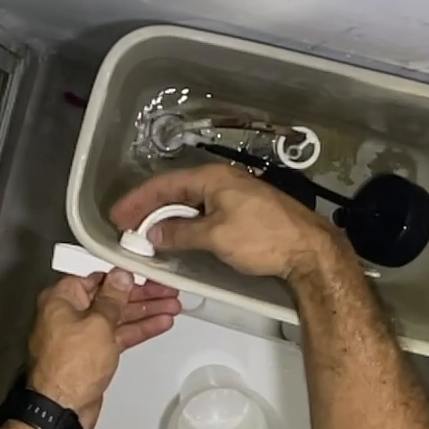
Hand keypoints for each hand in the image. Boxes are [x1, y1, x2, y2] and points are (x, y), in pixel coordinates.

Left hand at [29, 269, 178, 428]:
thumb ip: (113, 298)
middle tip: (167, 292)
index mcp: (61, 299)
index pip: (98, 277)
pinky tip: (159, 324)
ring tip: (172, 307)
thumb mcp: (98, 324)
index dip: (125, 276)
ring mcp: (81, 335)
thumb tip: (121, 277)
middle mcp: (69, 314)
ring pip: (118, 317)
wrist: (63, 410)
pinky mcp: (92, 354)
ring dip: (145, 312)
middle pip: (111, 298)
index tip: (147, 274)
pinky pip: (118, 335)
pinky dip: (138, 330)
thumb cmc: (70, 367)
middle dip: (141, 295)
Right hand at [110, 164, 340, 278]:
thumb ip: (180, 233)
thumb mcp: (215, 237)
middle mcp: (221, 181)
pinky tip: (177, 237)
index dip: (138, 200)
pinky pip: (204, 212)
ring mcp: (234, 195)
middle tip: (127, 226)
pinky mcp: (243, 211)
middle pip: (176, 191)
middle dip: (149, 210)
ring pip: (190, 203)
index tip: (118, 215)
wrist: (309, 250)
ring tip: (147, 234)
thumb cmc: (265, 238)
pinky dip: (186, 223)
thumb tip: (154, 233)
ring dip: (167, 218)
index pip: (164, 184)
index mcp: (212, 178)